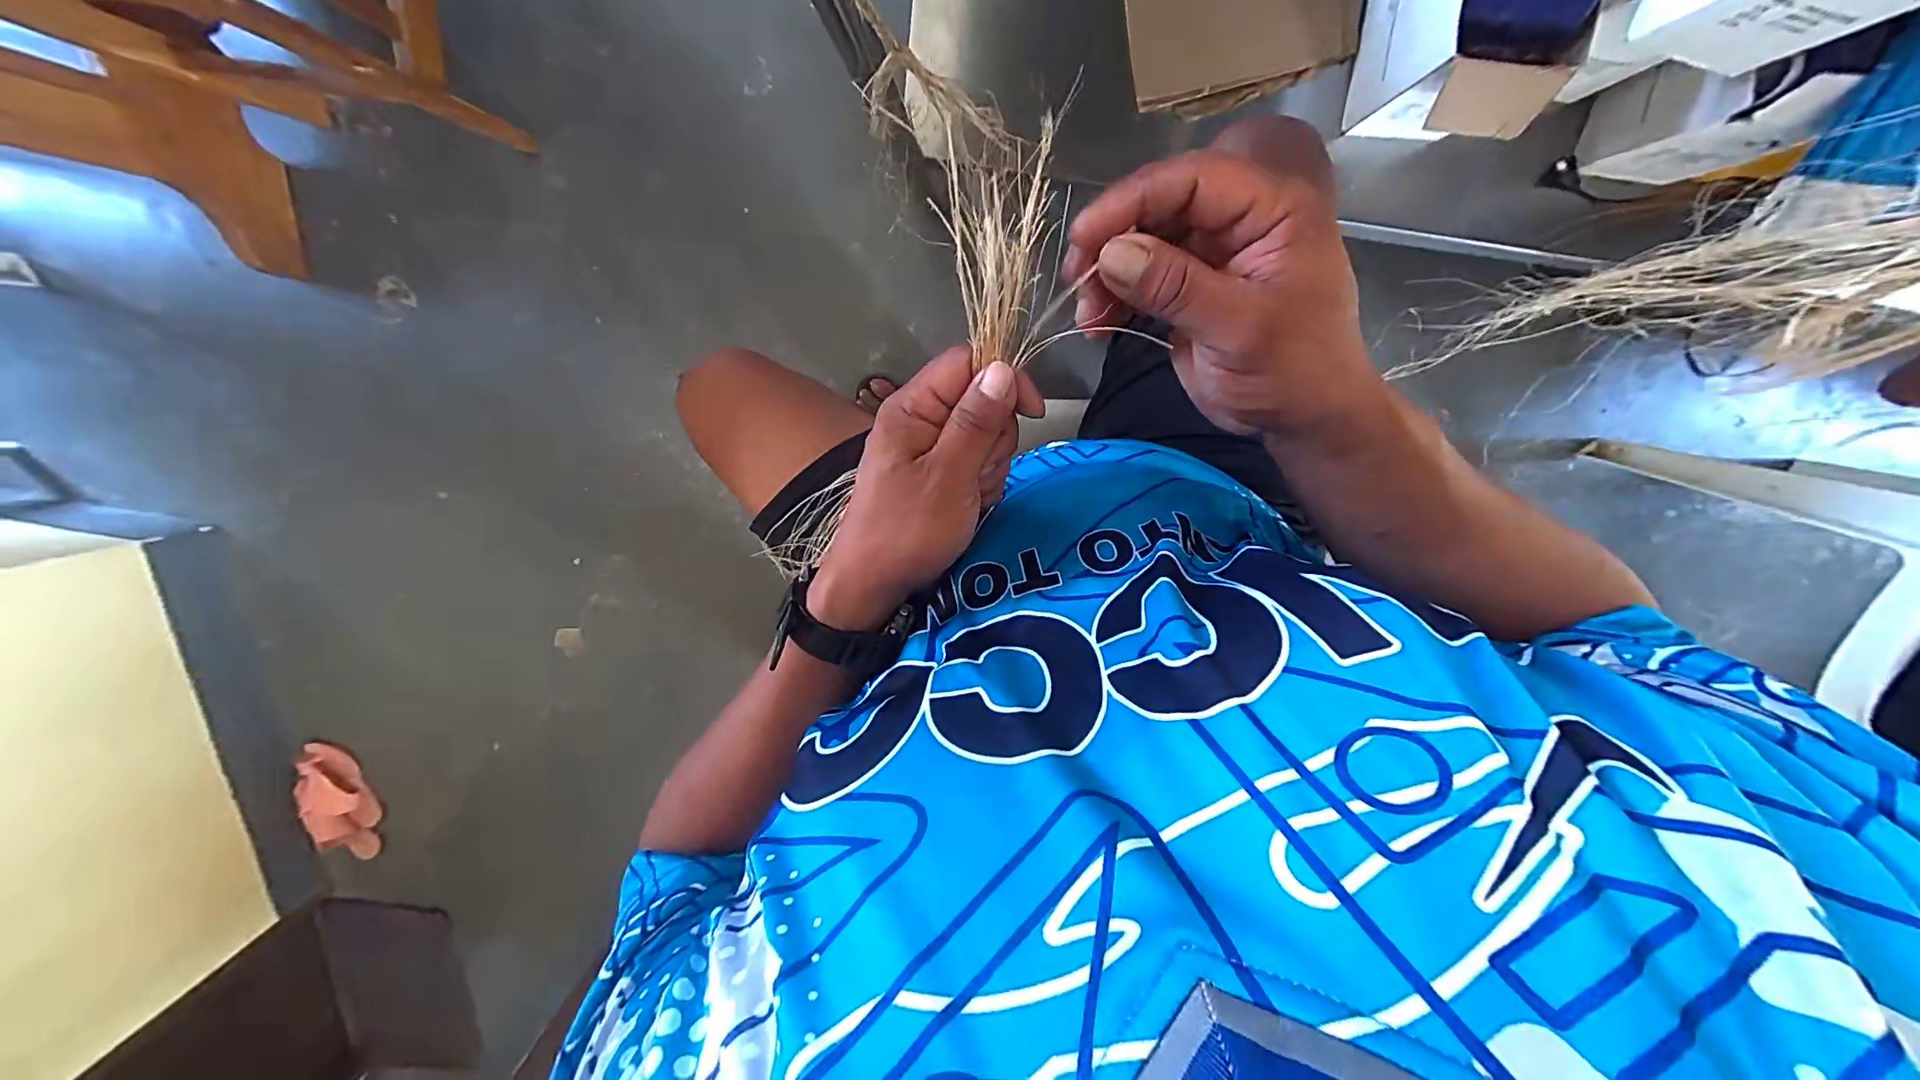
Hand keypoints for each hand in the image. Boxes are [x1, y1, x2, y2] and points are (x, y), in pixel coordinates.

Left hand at [809, 346, 1037, 628]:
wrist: (876, 584)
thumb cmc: (905, 532)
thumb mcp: (947, 476)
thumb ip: (976, 422)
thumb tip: (1002, 368)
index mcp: (913, 407)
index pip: (968, 362)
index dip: (1005, 378)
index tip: (1032, 412)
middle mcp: (923, 419)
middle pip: (985, 399)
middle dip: (995, 438)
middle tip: (977, 474)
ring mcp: (934, 447)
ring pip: (989, 434)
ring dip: (991, 466)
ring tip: (969, 496)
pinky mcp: (943, 471)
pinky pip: (981, 462)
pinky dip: (984, 483)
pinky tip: (970, 505)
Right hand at [1063, 119, 1381, 437]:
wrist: (1303, 416)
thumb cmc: (1291, 371)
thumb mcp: (1237, 329)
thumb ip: (1177, 288)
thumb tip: (1112, 254)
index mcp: (1271, 209)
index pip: (1193, 179)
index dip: (1131, 200)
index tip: (1084, 238)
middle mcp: (1239, 219)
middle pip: (1159, 205)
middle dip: (1111, 241)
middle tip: (1077, 283)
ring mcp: (1211, 252)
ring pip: (1142, 240)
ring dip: (1106, 275)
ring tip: (1089, 318)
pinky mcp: (1189, 285)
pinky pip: (1141, 277)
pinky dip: (1113, 297)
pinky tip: (1099, 325)